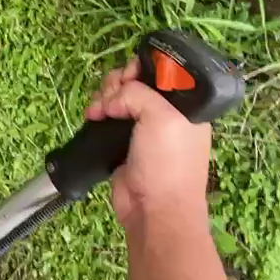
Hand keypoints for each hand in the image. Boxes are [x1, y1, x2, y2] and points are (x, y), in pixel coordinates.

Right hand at [85, 58, 210, 233]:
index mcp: (186, 108)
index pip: (162, 73)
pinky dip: (97, 109)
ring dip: (104, 97)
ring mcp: (143, 128)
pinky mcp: (122, 139)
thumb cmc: (167, 163)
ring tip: (99, 110)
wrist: (154, 209)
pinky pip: (107, 113)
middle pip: (134, 81)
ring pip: (117, 95)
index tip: (128, 77)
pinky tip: (93, 115)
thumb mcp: (162, 117)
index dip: (141, 69)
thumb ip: (136, 94)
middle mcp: (165, 115)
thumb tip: (111, 100)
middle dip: (118, 83)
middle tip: (112, 97)